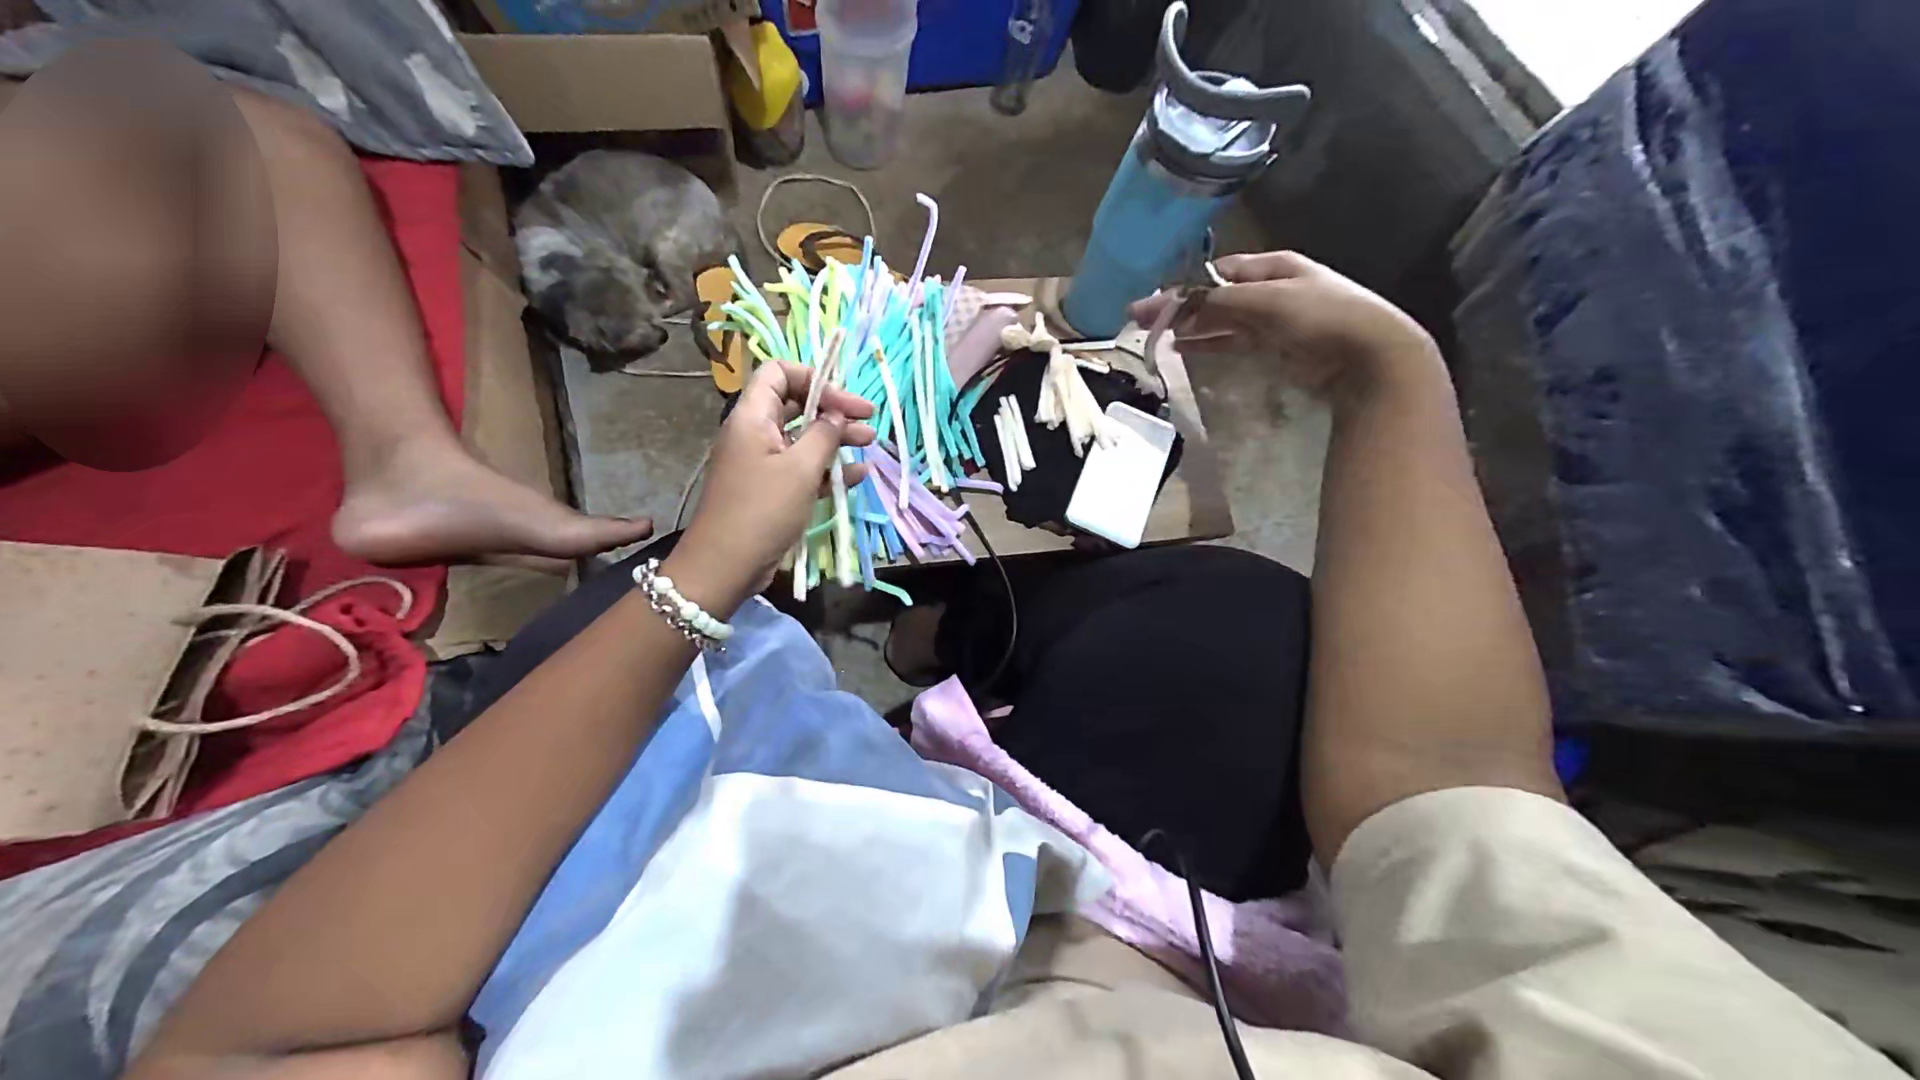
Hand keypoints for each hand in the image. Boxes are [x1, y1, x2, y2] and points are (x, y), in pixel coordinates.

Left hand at [666, 361, 874, 613]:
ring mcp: (762, 463)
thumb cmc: (762, 509)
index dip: (815, 379)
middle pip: (796, 405)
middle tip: (869, 423)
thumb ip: (824, 435)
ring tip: (870, 445)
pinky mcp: (771, 490)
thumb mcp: (800, 469)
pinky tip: (857, 475)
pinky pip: (802, 469)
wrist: (726, 565)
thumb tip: (837, 415)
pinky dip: (828, 468)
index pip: (779, 373)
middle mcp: (755, 433)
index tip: (846, 401)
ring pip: (803, 439)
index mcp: (752, 417)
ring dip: (836, 440)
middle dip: (834, 411)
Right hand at [1128, 251, 1440, 399]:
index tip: (1152, 300)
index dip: (1183, 285)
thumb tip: (1177, 302)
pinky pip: (1229, 342)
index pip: (1215, 272)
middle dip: (1179, 307)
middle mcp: (1268, 289)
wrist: (1366, 356)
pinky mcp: (1271, 348)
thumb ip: (1219, 301)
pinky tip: (1182, 349)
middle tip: (1140, 319)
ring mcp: (1269, 320)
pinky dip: (1206, 344)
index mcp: (1271, 267)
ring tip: (1155, 336)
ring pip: (1219, 320)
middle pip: (1213, 296)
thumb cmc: (1320, 315)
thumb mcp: (1267, 300)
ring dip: (1189, 327)